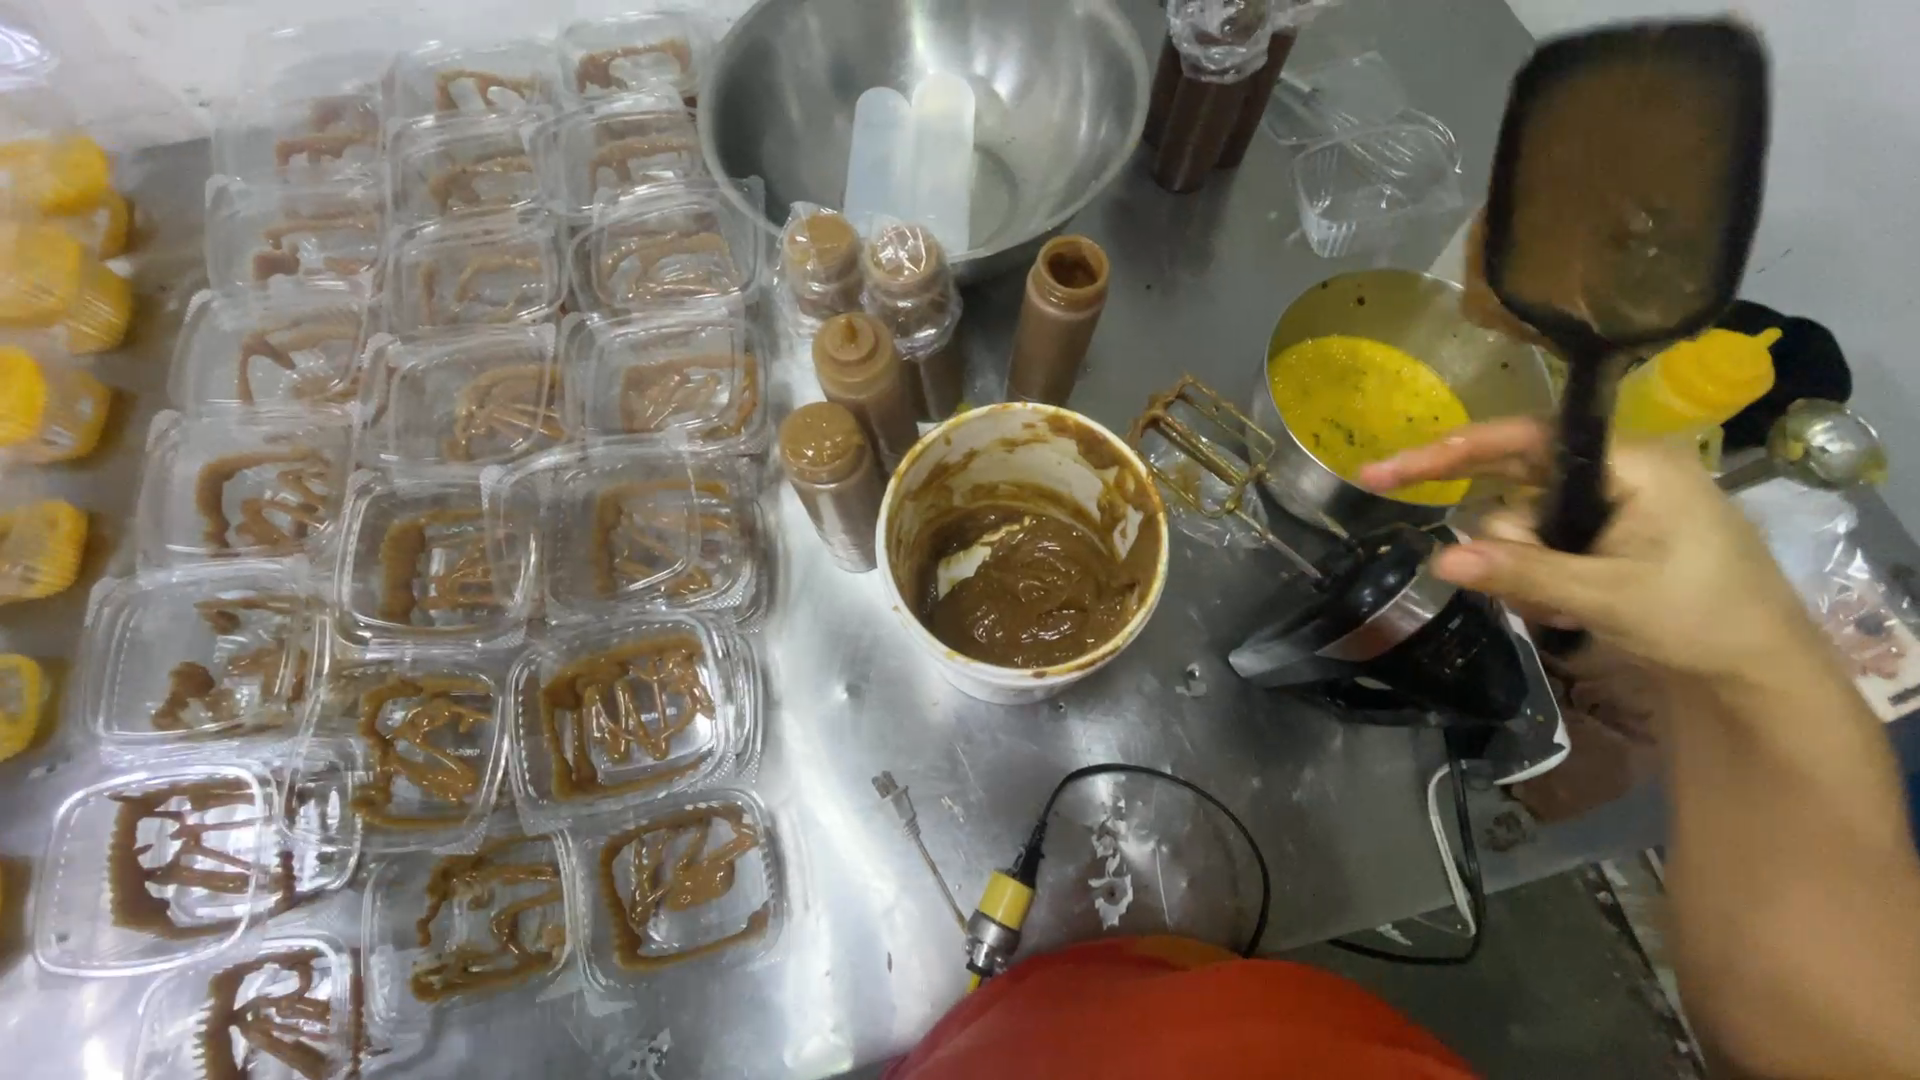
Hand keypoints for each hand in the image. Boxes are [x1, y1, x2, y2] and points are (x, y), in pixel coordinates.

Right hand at [1358, 418, 1820, 681]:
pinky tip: (1557, 607)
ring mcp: (1604, 503)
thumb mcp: (1608, 595)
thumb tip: (1439, 559)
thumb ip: (1522, 571)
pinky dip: (1528, 573)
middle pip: (1511, 479)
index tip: (1390, 471)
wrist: (1755, 670)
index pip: (1524, 439)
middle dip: (1497, 536)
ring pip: (1517, 519)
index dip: (1452, 451)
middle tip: (1476, 573)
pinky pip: (1533, 540)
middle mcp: (1612, 471)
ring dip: (1515, 565)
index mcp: (1631, 463)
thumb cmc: (1703, 618)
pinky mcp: (1597, 532)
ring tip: (1555, 609)